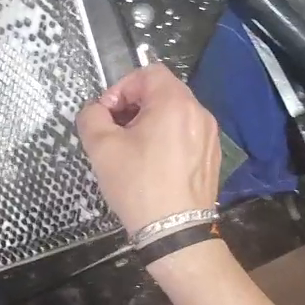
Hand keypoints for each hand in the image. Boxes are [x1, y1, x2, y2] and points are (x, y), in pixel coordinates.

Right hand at [75, 63, 220, 232]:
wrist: (176, 233)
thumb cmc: (138, 186)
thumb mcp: (101, 148)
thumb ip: (91, 117)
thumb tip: (96, 110)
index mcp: (175, 103)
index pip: (147, 72)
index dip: (121, 87)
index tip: (108, 115)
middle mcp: (199, 113)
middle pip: (162, 91)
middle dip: (133, 105)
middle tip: (116, 132)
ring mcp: (209, 135)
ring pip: (174, 114)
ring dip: (149, 123)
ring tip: (133, 151)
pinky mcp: (212, 156)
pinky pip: (186, 134)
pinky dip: (167, 140)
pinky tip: (153, 166)